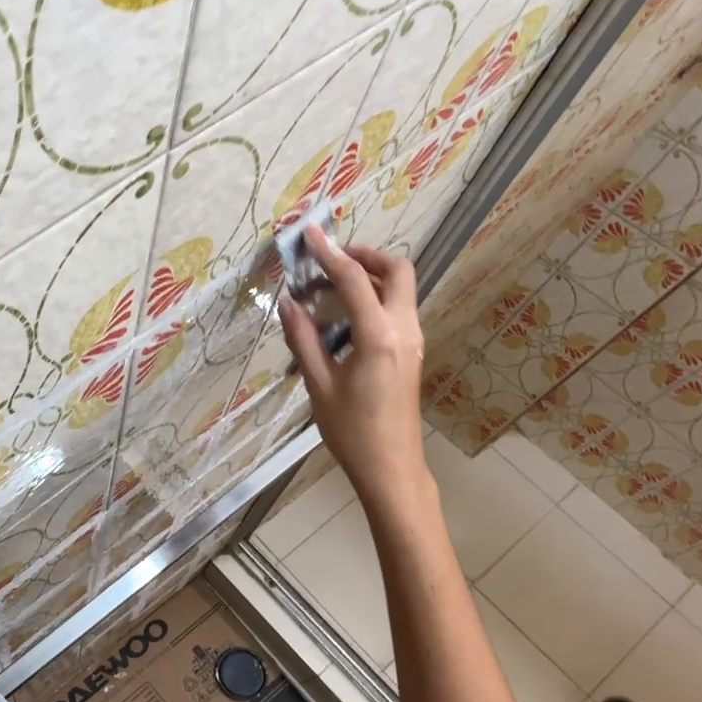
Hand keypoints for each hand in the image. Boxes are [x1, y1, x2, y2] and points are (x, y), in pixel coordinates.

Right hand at [278, 227, 427, 504]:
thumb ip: (303, 339)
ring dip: (368, 277)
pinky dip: (373, 298)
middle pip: (396, 270)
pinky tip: (342, 315)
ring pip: (399, 288)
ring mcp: (413, 340)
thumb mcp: (319, 385)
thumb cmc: (351, 432)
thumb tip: (288, 301)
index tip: (309, 234)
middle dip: (363, 256)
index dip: (329, 253)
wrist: (391, 467)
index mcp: (379, 336)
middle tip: (328, 260)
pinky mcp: (410, 352)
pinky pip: (396, 309)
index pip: (354, 280)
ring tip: (327, 288)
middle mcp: (404, 329)